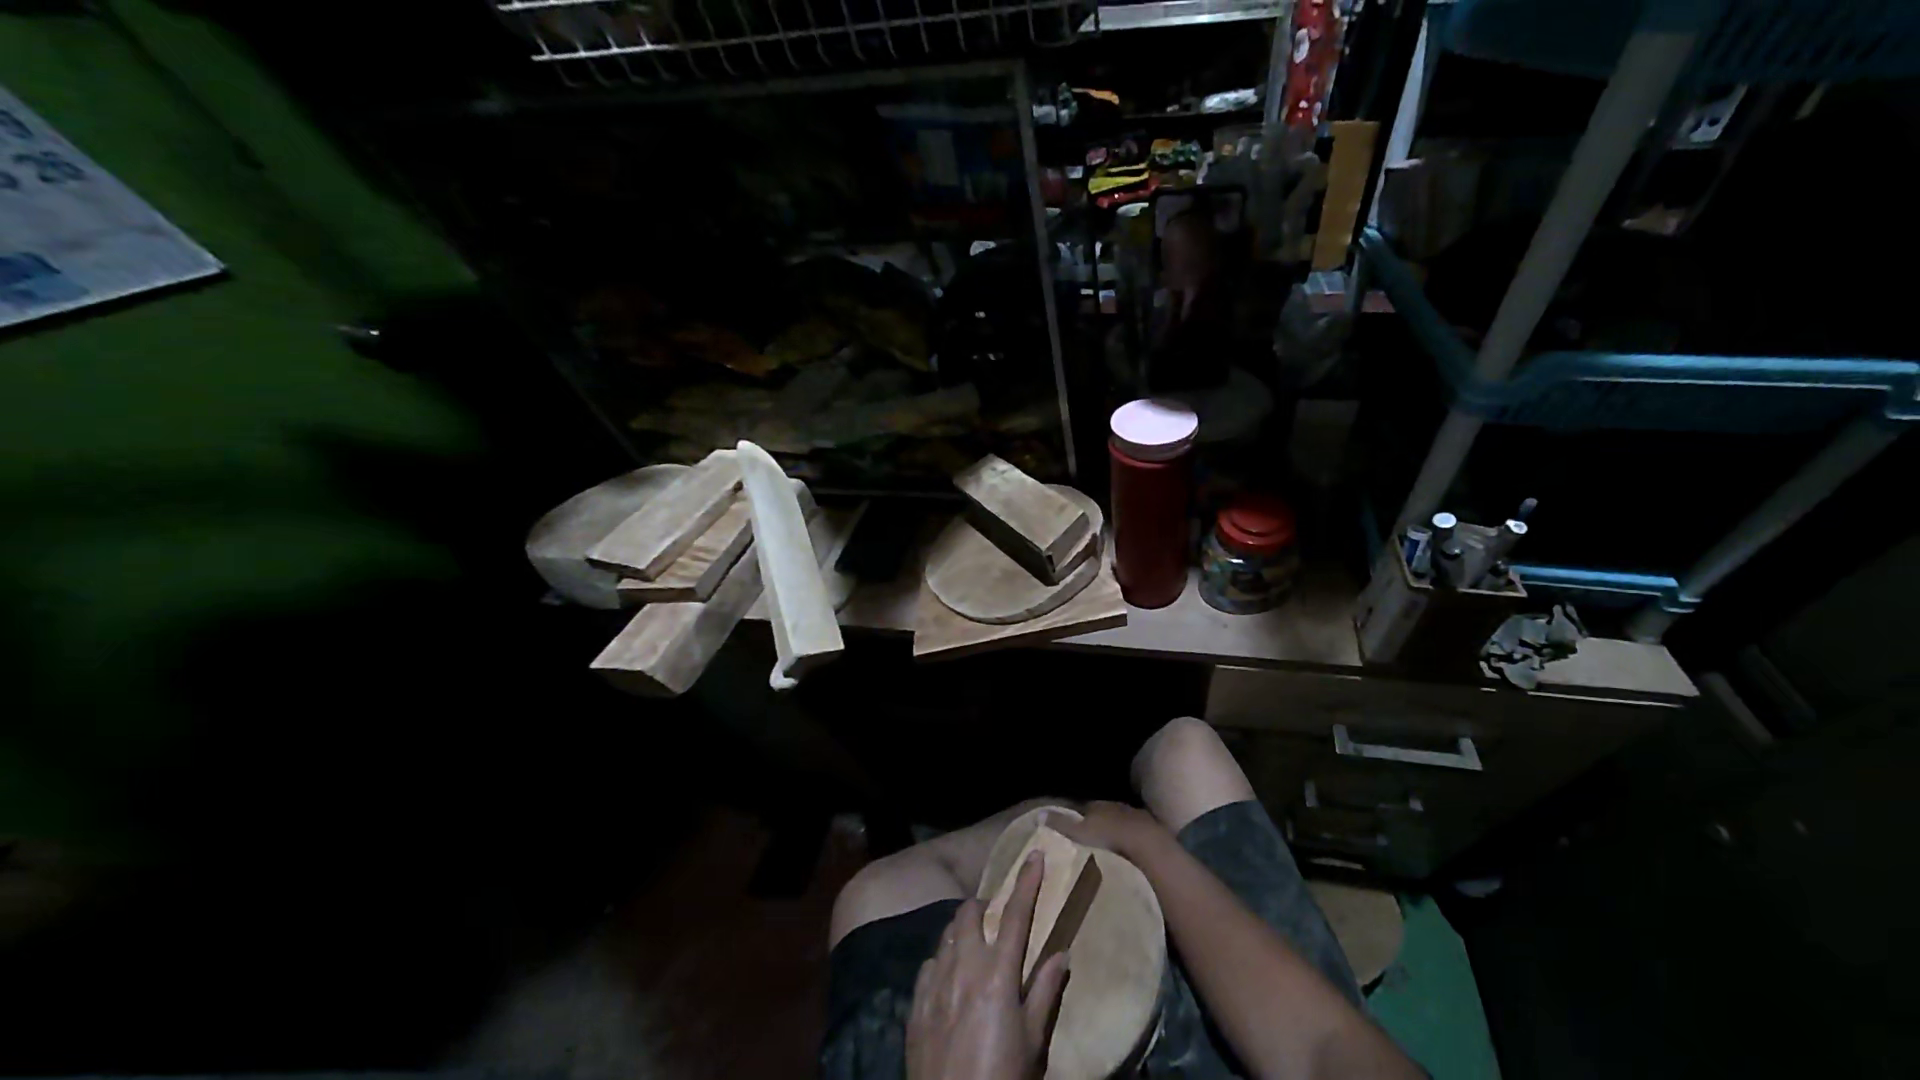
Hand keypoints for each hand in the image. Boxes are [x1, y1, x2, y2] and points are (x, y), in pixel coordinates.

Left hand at [906, 852, 1070, 1079]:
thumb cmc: (1002, 1077)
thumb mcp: (1033, 1042)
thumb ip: (1045, 992)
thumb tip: (1061, 954)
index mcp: (997, 974)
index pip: (1015, 915)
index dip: (1026, 882)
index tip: (1034, 855)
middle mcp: (962, 967)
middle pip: (968, 913)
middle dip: (983, 907)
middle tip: (996, 920)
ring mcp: (934, 983)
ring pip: (945, 934)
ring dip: (961, 931)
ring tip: (974, 947)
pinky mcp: (915, 1003)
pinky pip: (928, 965)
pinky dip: (942, 961)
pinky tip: (949, 979)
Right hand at [1053, 801, 1167, 861]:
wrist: (1145, 841)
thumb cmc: (1108, 835)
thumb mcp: (1079, 831)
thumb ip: (1060, 824)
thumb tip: (1038, 814)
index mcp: (1097, 805)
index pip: (1084, 808)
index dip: (1078, 817)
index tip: (1074, 828)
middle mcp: (1114, 806)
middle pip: (1103, 814)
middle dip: (1098, 823)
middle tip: (1090, 838)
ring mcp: (1133, 815)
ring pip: (1119, 821)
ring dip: (1115, 830)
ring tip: (1108, 846)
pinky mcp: (1148, 828)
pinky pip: (1134, 831)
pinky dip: (1129, 838)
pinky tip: (1127, 850)